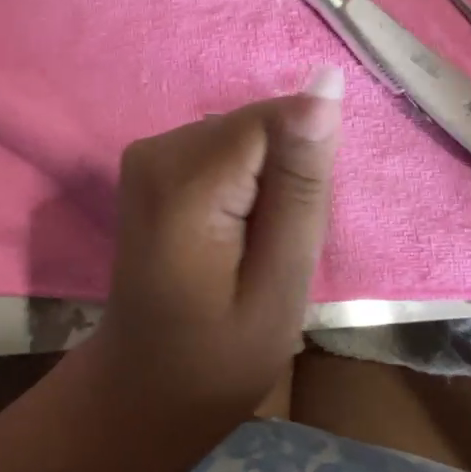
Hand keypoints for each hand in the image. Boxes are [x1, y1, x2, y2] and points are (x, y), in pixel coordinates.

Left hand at [79, 66, 343, 426]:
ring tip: (254, 246)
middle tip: (275, 249)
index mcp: (183, 181)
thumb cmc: (220, 358)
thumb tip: (325, 85)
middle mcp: (156, 148)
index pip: (272, 120)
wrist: (145, 387)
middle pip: (255, 126)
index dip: (302, 166)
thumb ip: (301, 184)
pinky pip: (222, 147)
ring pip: (243, 135)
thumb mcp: (280, 285)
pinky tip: (233, 233)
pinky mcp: (150, 161)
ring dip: (266, 182)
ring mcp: (146, 152)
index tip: (295, 228)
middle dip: (284, 175)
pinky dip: (243, 184)